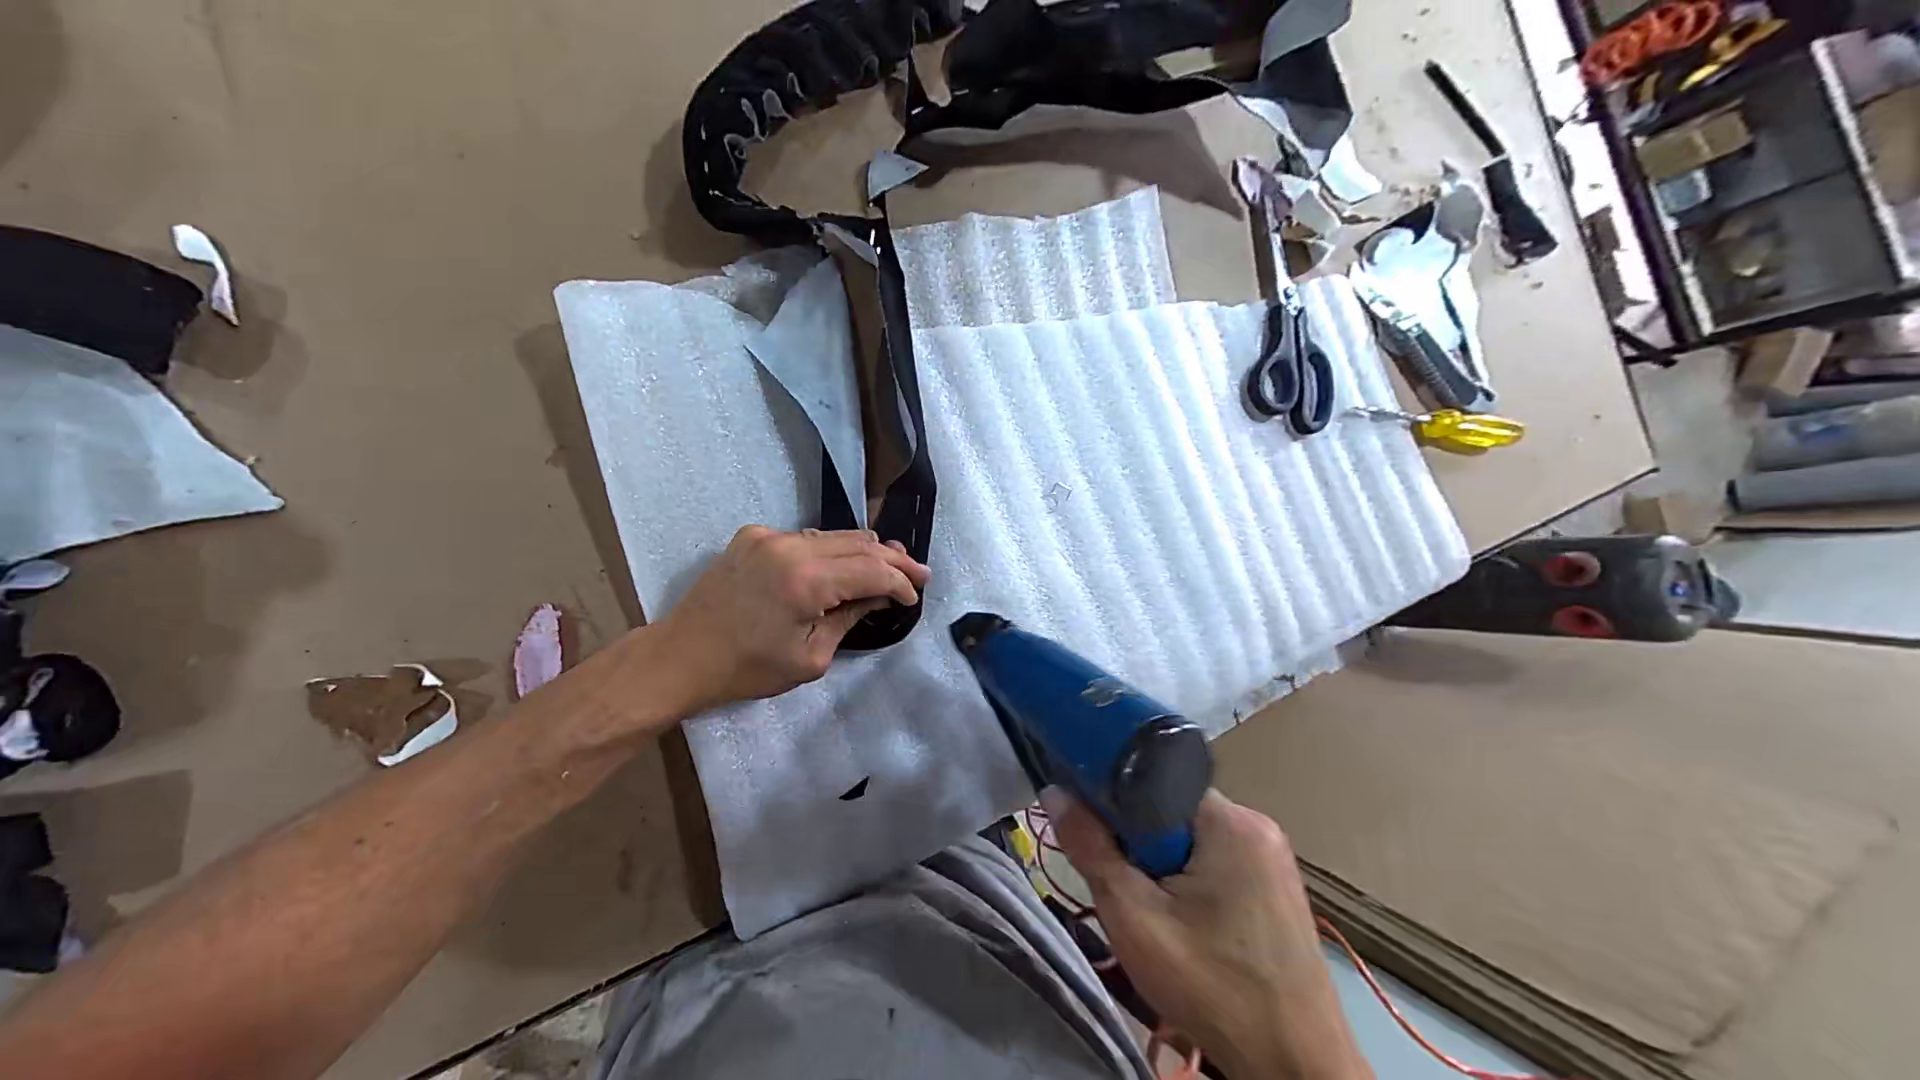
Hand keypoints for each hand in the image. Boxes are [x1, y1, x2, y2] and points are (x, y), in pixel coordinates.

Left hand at [657, 526, 930, 713]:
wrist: (682, 655)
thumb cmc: (748, 668)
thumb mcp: (811, 657)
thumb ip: (850, 617)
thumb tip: (880, 596)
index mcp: (806, 580)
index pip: (872, 570)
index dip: (900, 581)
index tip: (915, 595)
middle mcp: (790, 546)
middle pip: (859, 543)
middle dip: (892, 559)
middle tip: (918, 573)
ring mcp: (769, 535)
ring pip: (834, 535)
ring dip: (863, 551)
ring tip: (889, 565)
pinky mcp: (753, 535)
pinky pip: (806, 537)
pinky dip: (830, 550)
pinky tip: (840, 567)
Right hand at [1047, 789, 1371, 1079]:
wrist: (1293, 1066)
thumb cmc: (1211, 986)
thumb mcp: (1134, 917)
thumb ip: (1091, 848)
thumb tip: (1053, 791)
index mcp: (1232, 820)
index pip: (1156, 782)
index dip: (1117, 801)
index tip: (1093, 827)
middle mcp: (1258, 825)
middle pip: (1173, 810)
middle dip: (1141, 842)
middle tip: (1126, 886)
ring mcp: (1274, 857)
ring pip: (1192, 838)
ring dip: (1164, 864)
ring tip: (1153, 909)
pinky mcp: (1277, 887)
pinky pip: (1217, 860)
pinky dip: (1191, 880)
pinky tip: (1185, 922)